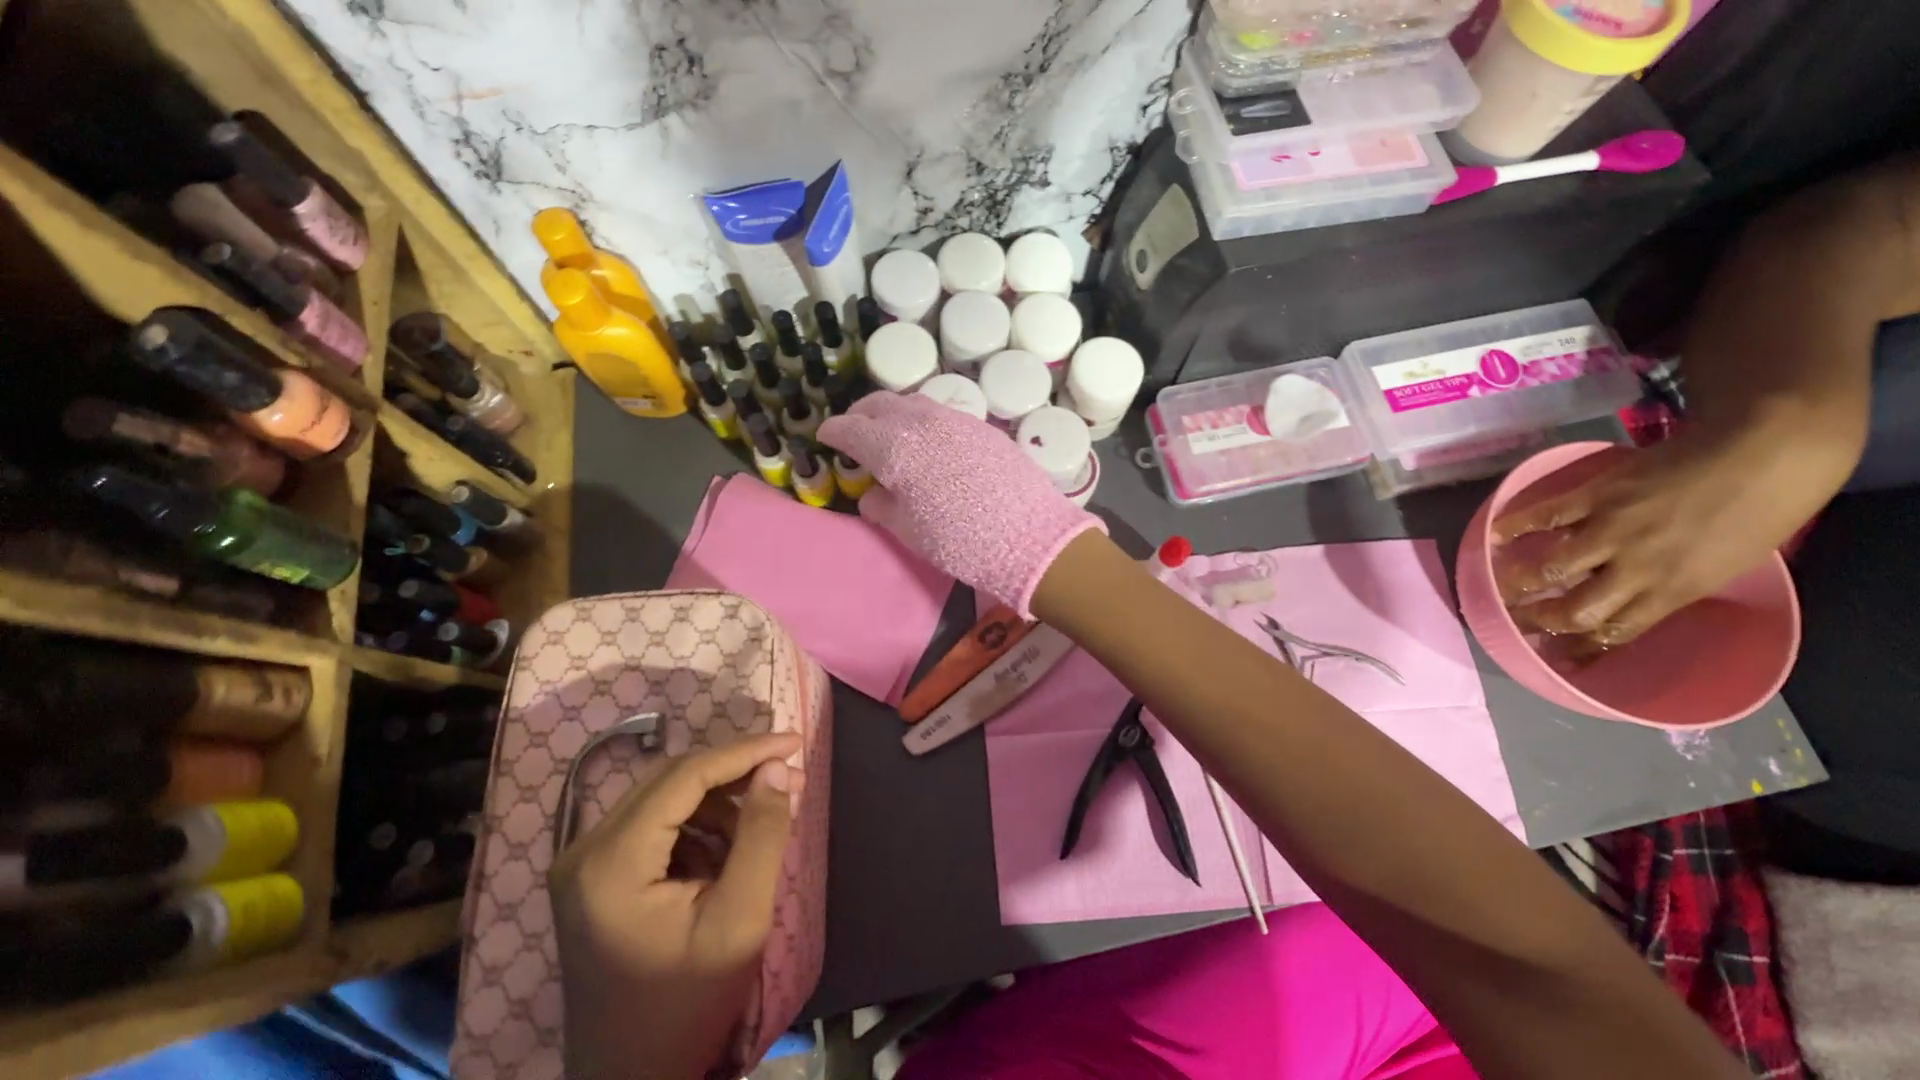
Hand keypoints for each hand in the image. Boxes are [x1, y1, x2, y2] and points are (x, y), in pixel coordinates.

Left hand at [551, 733, 800, 1079]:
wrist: (629, 1079)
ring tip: (754, 834)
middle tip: (784, 781)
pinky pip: (649, 829)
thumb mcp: (740, 921)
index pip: (683, 777)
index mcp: (610, 860)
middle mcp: (582, 849)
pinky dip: (692, 830)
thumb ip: (762, 838)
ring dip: (713, 805)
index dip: (743, 753)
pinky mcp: (589, 880)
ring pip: (659, 801)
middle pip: (667, 783)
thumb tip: (777, 770)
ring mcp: (579, 864)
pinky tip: (720, 859)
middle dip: (730, 777)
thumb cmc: (687, 1007)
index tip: (795, 745)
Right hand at [818, 391, 1103, 616]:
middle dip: (860, 416)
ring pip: (910, 403)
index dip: (833, 432)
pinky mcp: (980, 427)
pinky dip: (920, 420)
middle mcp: (920, 422)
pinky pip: (938, 413)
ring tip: (888, 434)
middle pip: (879, 404)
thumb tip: (872, 495)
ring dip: (891, 413)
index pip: (851, 428)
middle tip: (853, 432)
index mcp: (893, 447)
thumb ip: (882, 507)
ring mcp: (954, 420)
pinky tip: (926, 443)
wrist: (1029, 536)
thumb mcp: (909, 531)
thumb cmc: (960, 540)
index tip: (825, 437)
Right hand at [1491, 422, 1851, 644]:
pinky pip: (1547, 516)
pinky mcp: (1596, 495)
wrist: (1766, 450)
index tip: (1557, 656)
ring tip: (1499, 587)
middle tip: (1517, 622)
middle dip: (1539, 622)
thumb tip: (1633, 592)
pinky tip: (1496, 536)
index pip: (1614, 633)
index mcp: (1673, 590)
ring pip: (1552, 569)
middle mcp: (1635, 569)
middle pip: (1573, 610)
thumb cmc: (1763, 510)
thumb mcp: (1726, 564)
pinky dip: (1516, 527)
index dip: (1580, 649)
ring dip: (1519, 583)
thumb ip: (1673, 582)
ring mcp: (1611, 530)